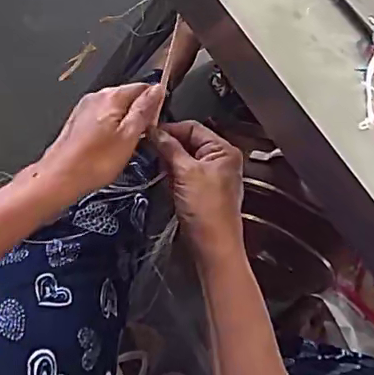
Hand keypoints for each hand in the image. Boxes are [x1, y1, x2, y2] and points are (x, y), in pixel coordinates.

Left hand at [34, 82, 164, 199]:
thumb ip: (144, 110)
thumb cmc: (91, 163)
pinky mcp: (78, 122)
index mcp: (111, 96)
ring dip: (124, 124)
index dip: (155, 104)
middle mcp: (96, 97)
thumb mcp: (129, 136)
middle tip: (140, 139)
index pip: (143, 86)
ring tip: (123, 147)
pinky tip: (108, 149)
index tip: (156, 122)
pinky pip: (102, 119)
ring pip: (115, 109)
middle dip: (139, 115)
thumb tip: (157, 90)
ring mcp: (85, 109)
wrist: (58, 178)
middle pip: (129, 97)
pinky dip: (109, 130)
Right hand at [151, 121, 244, 258]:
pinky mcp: (201, 191)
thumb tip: (156, 132)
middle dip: (169, 147)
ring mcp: (211, 176)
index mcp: (224, 151)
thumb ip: (169, 148)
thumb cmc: (209, 213)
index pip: (193, 127)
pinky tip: (166, 183)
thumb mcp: (186, 172)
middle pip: (188, 142)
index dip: (170, 129)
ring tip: (159, 169)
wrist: (213, 247)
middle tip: (149, 150)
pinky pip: (183, 175)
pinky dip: (173, 177)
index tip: (149, 133)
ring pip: (183, 159)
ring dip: (169, 163)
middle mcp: (220, 161)